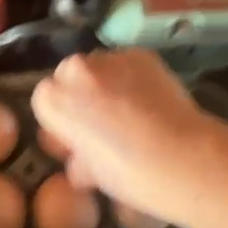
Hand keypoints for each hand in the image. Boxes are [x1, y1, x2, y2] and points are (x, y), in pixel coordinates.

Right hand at [31, 49, 226, 221]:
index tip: (78, 139)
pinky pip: (128, 64)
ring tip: (132, 112)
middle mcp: (75, 68)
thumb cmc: (128, 174)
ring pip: (100, 67)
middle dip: (82, 95)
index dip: (62, 122)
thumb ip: (77, 158)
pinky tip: (151, 102)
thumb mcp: (91, 175)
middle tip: (104, 123)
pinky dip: (135, 78)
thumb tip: (80, 160)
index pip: (45, 101)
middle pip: (70, 77)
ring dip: (108, 83)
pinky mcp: (140, 53)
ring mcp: (109, 56)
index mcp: (53, 97)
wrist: (181, 157)